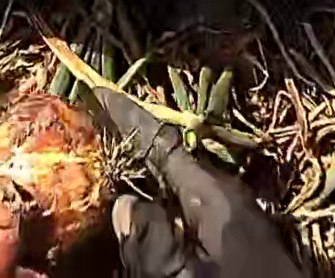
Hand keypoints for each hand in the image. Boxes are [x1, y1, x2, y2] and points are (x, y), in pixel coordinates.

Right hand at [94, 89, 303, 277]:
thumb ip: (154, 244)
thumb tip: (123, 205)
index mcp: (213, 193)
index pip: (162, 142)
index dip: (129, 117)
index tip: (101, 91)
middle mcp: (223, 195)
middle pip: (168, 161)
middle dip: (134, 146)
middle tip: (97, 132)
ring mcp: (231, 218)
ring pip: (178, 187)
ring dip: (147, 177)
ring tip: (114, 169)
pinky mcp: (236, 241)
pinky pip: (189, 212)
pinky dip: (163, 205)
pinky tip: (149, 216)